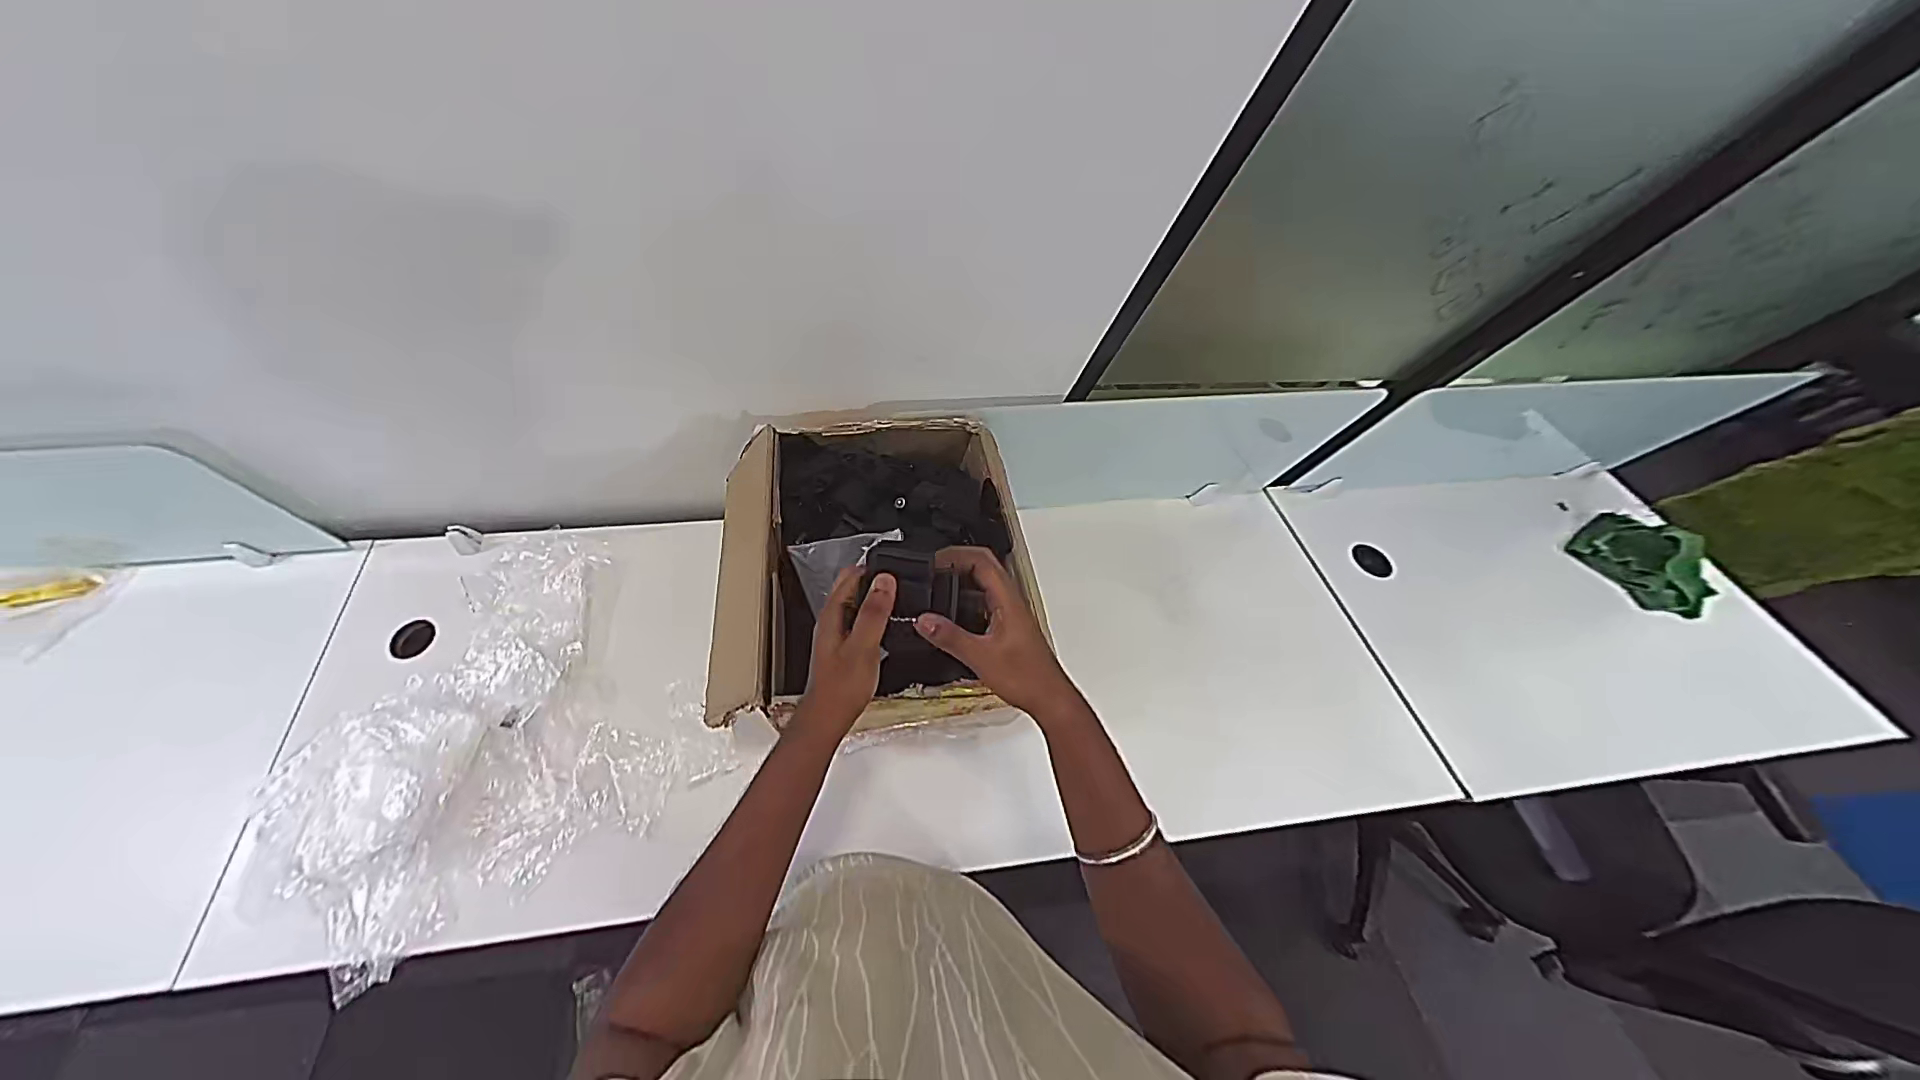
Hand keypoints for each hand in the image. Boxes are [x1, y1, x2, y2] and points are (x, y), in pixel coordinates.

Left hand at [797, 566, 894, 733]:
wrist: (829, 718)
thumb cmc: (840, 688)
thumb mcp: (863, 645)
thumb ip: (874, 612)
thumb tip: (884, 581)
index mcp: (832, 616)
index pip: (849, 577)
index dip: (871, 569)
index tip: (893, 568)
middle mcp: (831, 622)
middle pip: (851, 589)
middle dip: (873, 581)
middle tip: (898, 581)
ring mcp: (836, 635)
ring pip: (856, 606)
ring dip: (874, 599)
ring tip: (897, 599)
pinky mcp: (844, 649)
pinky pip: (860, 623)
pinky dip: (874, 618)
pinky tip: (887, 627)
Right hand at [913, 547, 1083, 719]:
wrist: (1048, 698)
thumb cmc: (1028, 678)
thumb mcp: (980, 657)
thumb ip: (949, 638)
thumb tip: (925, 621)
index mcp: (1008, 601)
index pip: (983, 560)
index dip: (956, 555)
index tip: (935, 561)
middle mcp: (1012, 603)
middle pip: (984, 566)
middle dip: (956, 563)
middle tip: (933, 569)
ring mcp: (1011, 614)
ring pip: (985, 585)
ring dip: (962, 581)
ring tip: (937, 588)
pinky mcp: (1008, 627)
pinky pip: (985, 603)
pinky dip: (966, 602)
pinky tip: (953, 618)